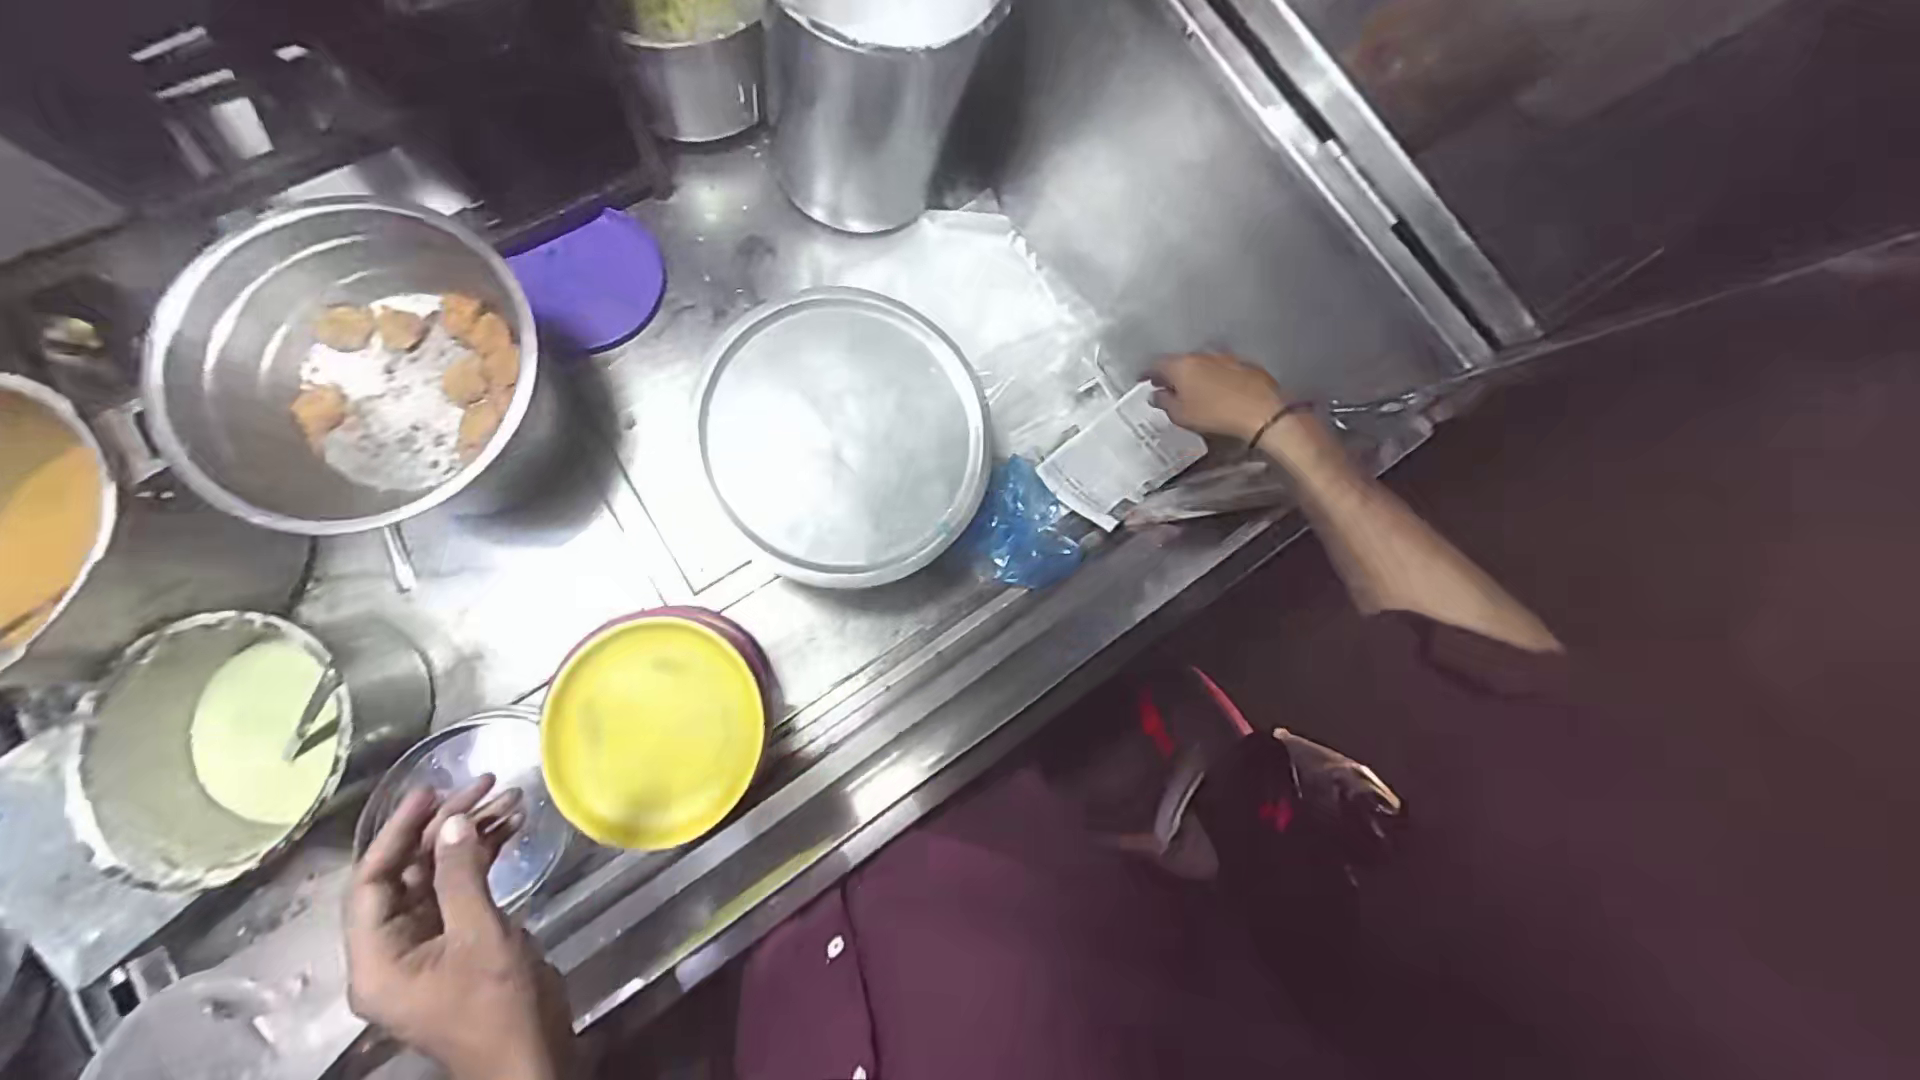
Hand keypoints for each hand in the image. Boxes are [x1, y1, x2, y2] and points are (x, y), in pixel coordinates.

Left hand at [346, 777, 573, 1079]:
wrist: (531, 1052)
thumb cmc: (497, 1002)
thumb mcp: (480, 936)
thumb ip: (461, 878)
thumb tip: (451, 823)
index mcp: (376, 960)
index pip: (371, 883)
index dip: (398, 833)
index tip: (432, 792)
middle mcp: (392, 949)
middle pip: (408, 874)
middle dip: (446, 827)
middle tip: (485, 786)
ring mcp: (427, 945)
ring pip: (439, 876)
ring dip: (472, 837)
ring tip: (509, 799)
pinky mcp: (460, 940)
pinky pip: (462, 888)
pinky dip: (485, 857)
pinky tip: (512, 829)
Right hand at [1149, 353, 1288, 441]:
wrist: (1262, 410)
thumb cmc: (1214, 414)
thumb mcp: (1180, 414)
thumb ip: (1164, 402)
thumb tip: (1156, 394)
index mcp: (1180, 365)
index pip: (1156, 364)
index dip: (1147, 372)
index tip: (1142, 380)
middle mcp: (1200, 355)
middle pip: (1178, 361)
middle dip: (1170, 373)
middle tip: (1164, 386)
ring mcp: (1224, 357)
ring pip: (1200, 363)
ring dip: (1192, 374)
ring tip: (1190, 389)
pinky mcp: (1243, 364)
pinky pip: (1218, 368)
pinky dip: (1211, 376)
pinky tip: (1213, 389)